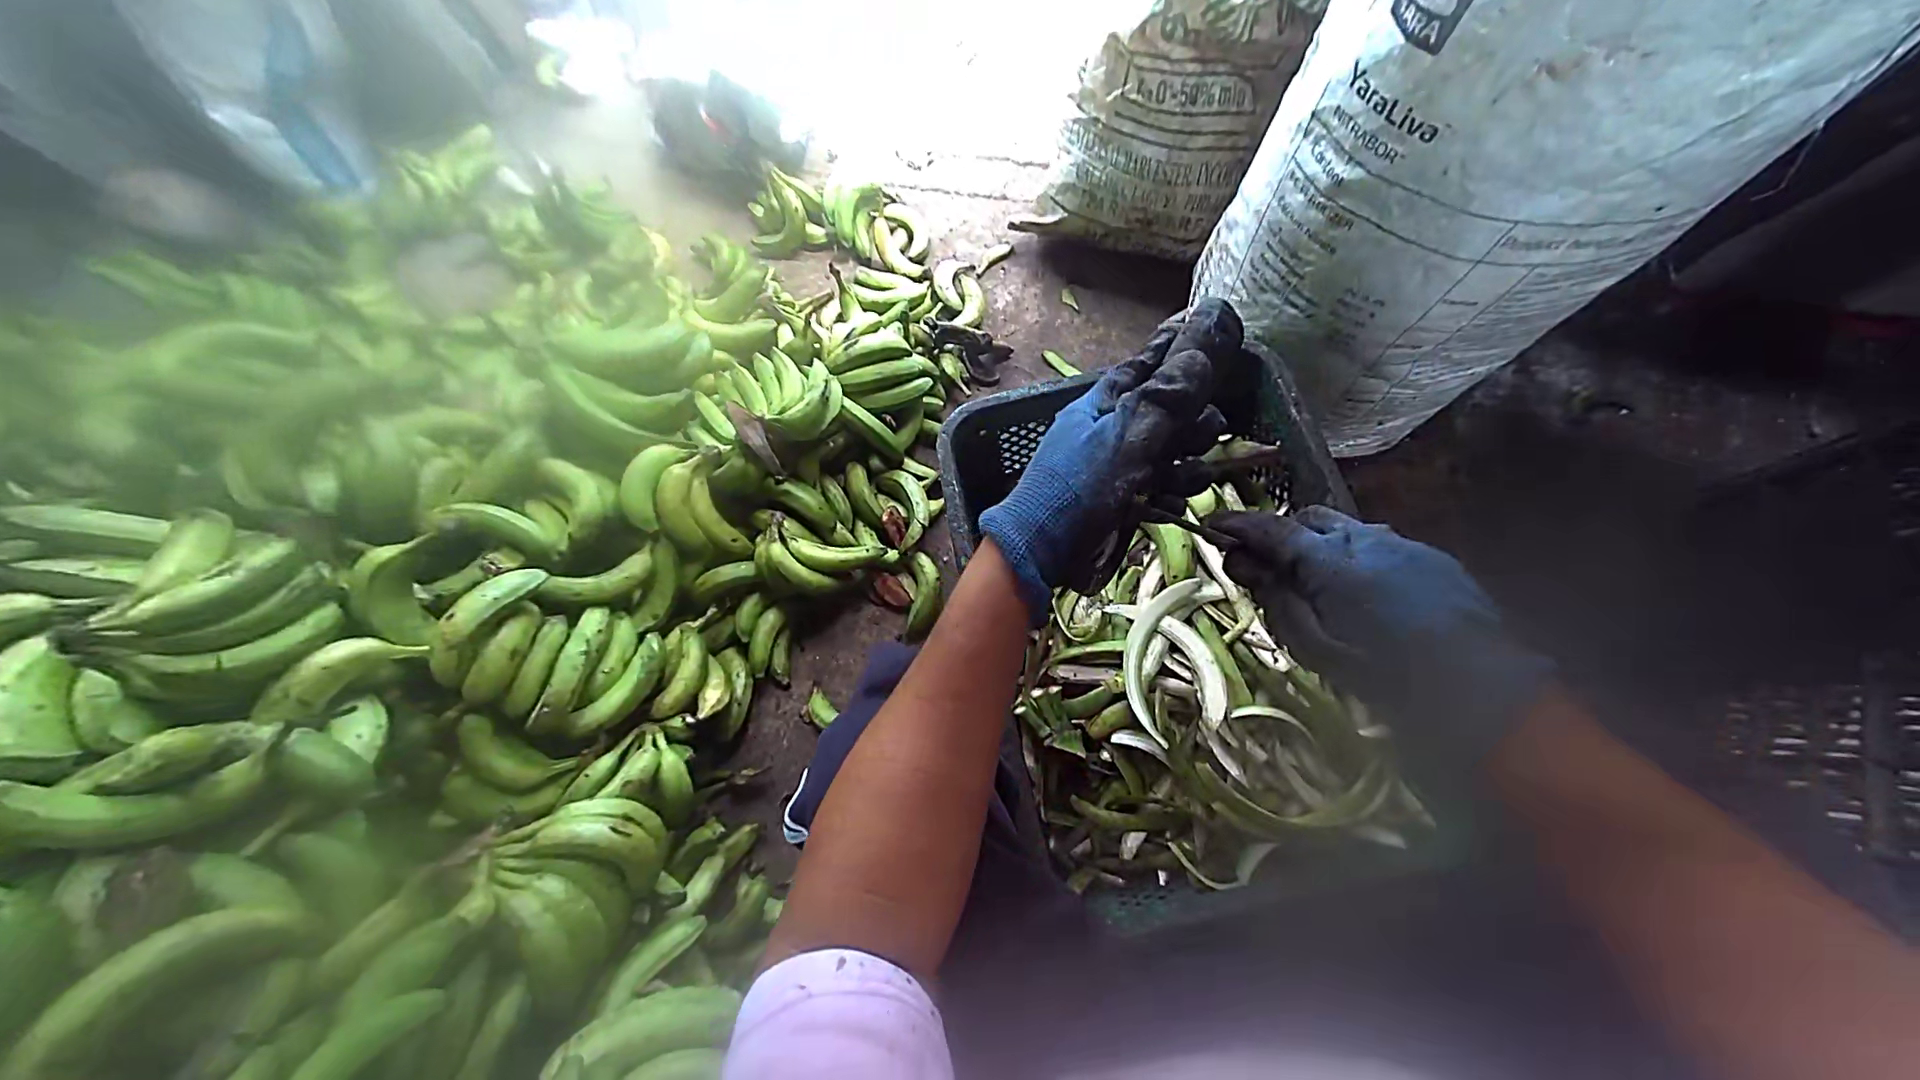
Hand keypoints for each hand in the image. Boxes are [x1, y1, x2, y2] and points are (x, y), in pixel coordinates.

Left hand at [979, 299, 1240, 619]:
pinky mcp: (1132, 500)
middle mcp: (1119, 427)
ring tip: (1169, 484)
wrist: (1045, 552)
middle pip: (1180, 412)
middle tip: (1187, 443)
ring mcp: (1126, 465)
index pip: (1156, 362)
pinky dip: (1171, 498)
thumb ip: (1171, 389)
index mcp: (1108, 400)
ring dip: (1186, 470)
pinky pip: (1170, 489)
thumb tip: (1212, 321)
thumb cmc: (1080, 487)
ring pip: (1181, 454)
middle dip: (1194, 428)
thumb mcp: (1128, 432)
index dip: (1188, 353)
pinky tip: (1163, 507)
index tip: (1225, 341)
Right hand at [1208, 506, 1553, 770]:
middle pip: (1307, 519)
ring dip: (1318, 544)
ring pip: (1344, 528)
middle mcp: (1365, 540)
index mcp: (1330, 561)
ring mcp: (1402, 545)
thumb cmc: (1385, 674)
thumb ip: (1275, 598)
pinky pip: (1377, 544)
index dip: (1238, 526)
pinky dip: (1352, 555)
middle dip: (1279, 533)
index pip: (1271, 530)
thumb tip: (1243, 562)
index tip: (1212, 528)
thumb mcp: (1314, 645)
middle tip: (1262, 564)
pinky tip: (1357, 588)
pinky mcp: (1431, 558)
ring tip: (1310, 578)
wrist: (1484, 689)